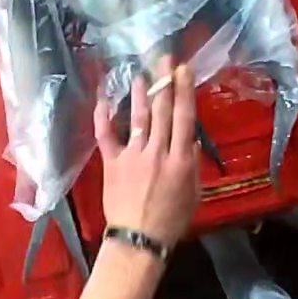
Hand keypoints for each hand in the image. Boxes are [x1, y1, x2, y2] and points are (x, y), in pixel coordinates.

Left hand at [95, 62, 199, 248]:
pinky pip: (106, 136)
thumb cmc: (172, 219)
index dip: (184, 89)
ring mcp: (132, 155)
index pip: (184, 116)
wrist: (139, 240)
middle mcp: (157, 151)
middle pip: (162, 110)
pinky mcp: (112, 163)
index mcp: (180, 159)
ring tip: (140, 74)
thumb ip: (192, 162)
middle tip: (163, 59)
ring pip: (137, 117)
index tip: (183, 68)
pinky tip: (103, 100)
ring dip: (139, 94)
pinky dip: (103, 117)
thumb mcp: (194, 192)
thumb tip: (188, 136)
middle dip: (164, 81)